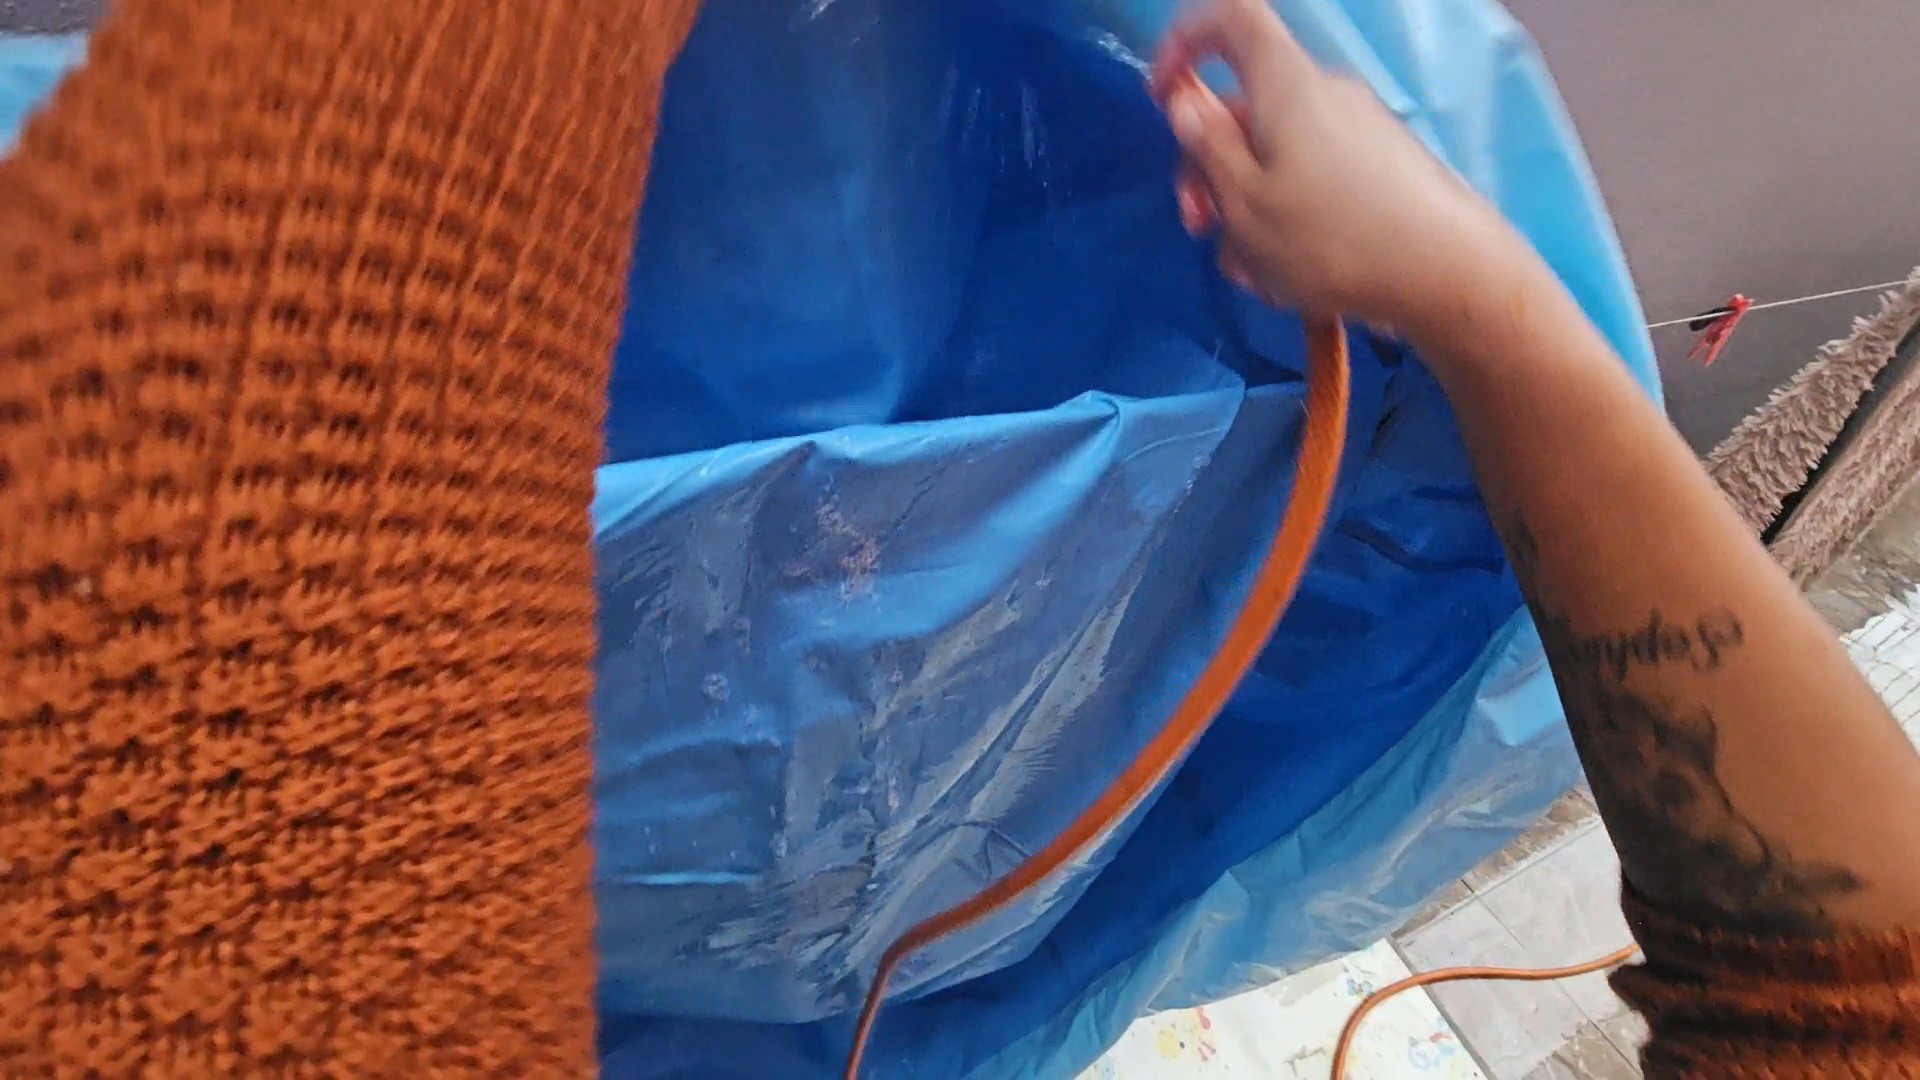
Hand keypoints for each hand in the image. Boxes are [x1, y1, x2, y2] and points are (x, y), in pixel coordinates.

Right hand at [1151, 0, 1531, 340]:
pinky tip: (1284, 267)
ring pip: (1270, 156)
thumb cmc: (1325, 238)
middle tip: (1200, 228)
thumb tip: (1185, 102)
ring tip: (1250, 268)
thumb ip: (1207, 146)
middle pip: (1243, 108)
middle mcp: (1320, 92)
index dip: (1185, 43)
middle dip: (1209, 167)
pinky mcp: (1373, 162)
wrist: (1437, 270)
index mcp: (1283, 85)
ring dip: (1243, 208)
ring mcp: (1351, 127)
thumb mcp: (1243, 202)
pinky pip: (1304, 176)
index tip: (1161, 96)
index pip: (1231, 20)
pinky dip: (1280, 215)